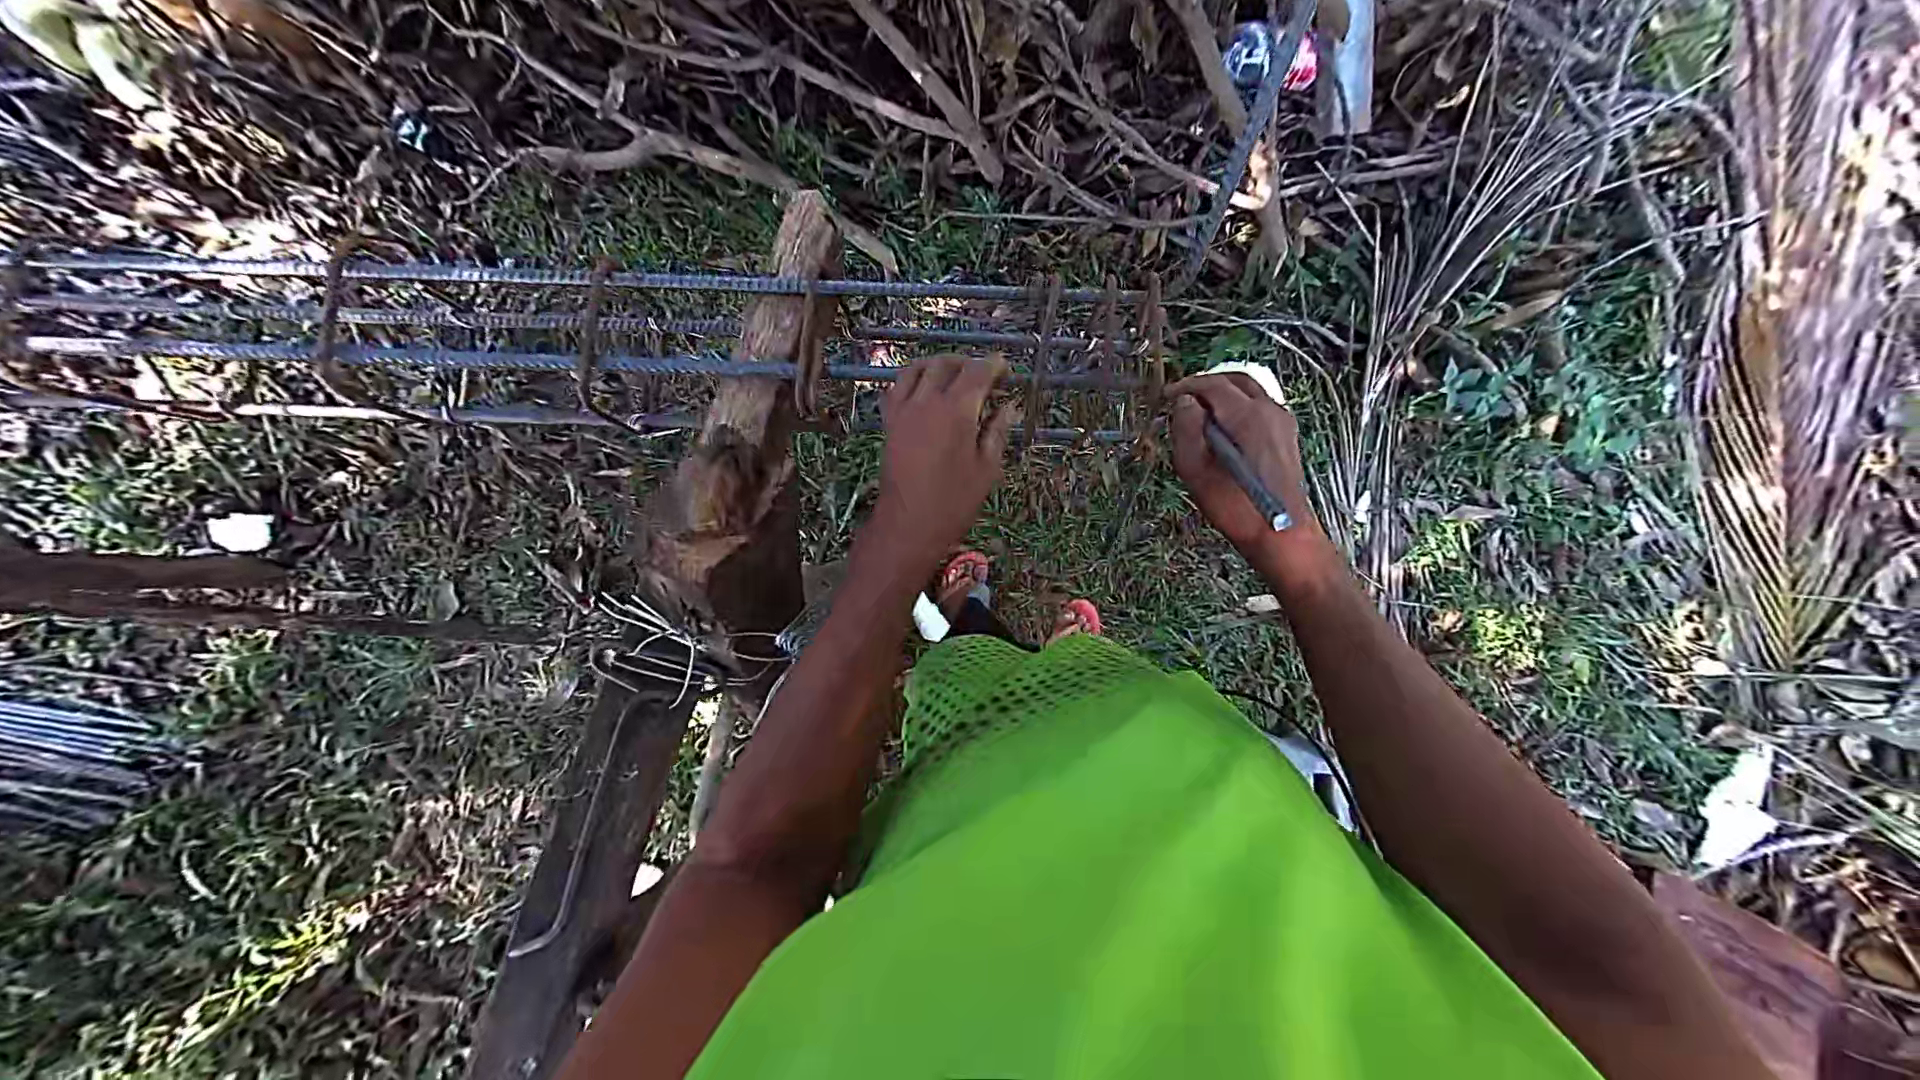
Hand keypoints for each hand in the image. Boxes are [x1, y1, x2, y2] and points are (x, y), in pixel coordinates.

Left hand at [869, 354, 1013, 564]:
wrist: (909, 523)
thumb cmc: (954, 501)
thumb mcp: (986, 468)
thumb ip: (997, 431)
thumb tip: (1009, 407)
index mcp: (957, 410)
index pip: (977, 372)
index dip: (993, 365)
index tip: (1005, 368)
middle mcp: (927, 401)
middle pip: (946, 364)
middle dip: (967, 363)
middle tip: (983, 375)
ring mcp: (903, 410)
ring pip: (918, 369)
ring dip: (938, 365)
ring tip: (953, 374)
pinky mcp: (889, 422)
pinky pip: (897, 387)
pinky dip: (912, 379)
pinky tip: (922, 389)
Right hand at [1168, 373, 1331, 575]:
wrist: (1279, 532)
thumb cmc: (1234, 505)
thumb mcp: (1195, 469)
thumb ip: (1186, 429)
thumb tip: (1184, 402)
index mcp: (1246, 416)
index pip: (1212, 384)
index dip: (1186, 386)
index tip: (1167, 397)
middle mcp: (1269, 410)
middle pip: (1235, 379)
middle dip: (1205, 384)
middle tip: (1181, 398)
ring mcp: (1282, 421)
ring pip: (1250, 390)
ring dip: (1223, 394)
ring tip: (1199, 413)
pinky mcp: (1286, 435)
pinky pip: (1259, 406)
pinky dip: (1237, 406)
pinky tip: (1222, 429)